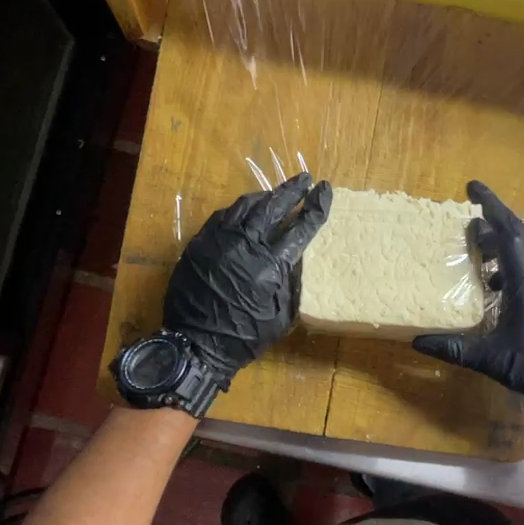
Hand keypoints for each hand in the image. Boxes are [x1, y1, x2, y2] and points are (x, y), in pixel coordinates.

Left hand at [163, 173, 331, 386]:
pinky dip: (239, 210)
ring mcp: (219, 241)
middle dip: (291, 191)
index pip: (300, 227)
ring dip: (264, 197)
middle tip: (305, 179)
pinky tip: (245, 211)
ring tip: (276, 193)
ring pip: (244, 206)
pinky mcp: (200, 244)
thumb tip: (295, 258)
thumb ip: (291, 281)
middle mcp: (245, 246)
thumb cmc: (246, 336)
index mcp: (270, 266)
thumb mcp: (282, 314)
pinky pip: (222, 217)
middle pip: (272, 207)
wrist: (197, 345)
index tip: (325, 190)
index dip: (315, 207)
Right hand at [412, 181, 523, 426]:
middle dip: (492, 226)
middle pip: (517, 239)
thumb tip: (418, 342)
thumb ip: (454, 349)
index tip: (472, 188)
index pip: (509, 231)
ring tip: (481, 261)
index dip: (491, 206)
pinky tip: (502, 291)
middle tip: (468, 226)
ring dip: (503, 252)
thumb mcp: (491, 359)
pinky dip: (515, 270)